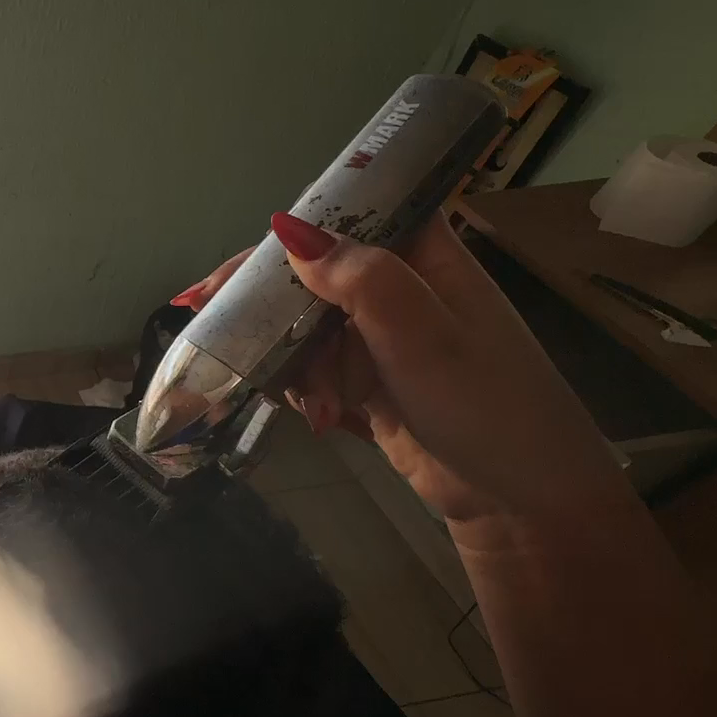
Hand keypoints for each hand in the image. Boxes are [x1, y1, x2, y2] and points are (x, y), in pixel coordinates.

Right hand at [181, 214, 632, 528]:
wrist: (516, 500)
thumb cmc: (484, 407)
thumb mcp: (423, 338)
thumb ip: (361, 279)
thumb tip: (286, 228)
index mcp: (425, 261)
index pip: (353, 216)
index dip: (297, 225)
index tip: (243, 254)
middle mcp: (398, 288)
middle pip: (312, 272)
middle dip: (264, 299)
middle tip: (201, 310)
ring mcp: (378, 335)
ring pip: (302, 321)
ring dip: (286, 356)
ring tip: (292, 395)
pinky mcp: (363, 375)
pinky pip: (308, 362)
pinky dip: (298, 384)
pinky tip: (309, 410)